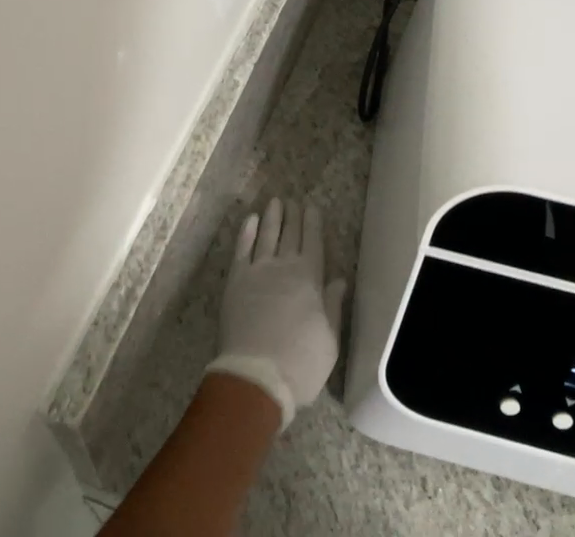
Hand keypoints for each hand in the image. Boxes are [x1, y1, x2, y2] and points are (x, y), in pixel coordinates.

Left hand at [205, 198, 346, 428]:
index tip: (311, 207)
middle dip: (292, 216)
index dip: (312, 224)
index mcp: (310, 280)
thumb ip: (333, 305)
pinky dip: (245, 233)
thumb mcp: (330, 339)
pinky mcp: (235, 282)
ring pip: (265, 236)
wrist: (257, 375)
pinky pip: (241, 249)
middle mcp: (283, 268)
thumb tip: (339, 279)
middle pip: (289, 235)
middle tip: (293, 200)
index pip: (313, 243)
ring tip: (274, 202)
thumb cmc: (301, 363)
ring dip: (270, 218)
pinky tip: (249, 220)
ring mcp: (256, 272)